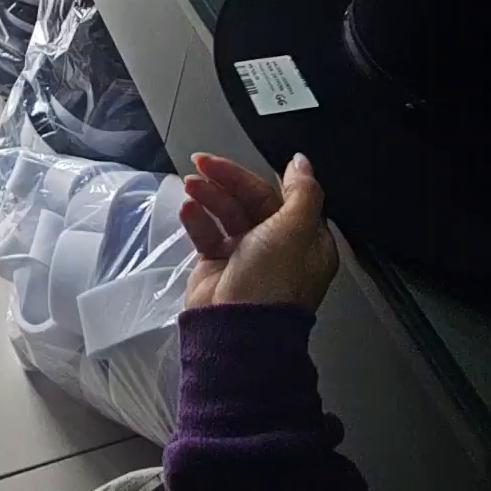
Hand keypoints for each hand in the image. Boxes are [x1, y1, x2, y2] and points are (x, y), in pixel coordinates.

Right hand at [180, 153, 337, 311]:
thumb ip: (303, 192)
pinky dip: (196, 219)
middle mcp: (276, 244)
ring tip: (190, 185)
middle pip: (249, 200)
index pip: (280, 196)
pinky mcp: (216, 262)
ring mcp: (244, 254)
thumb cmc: (272, 280)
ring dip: (208, 195)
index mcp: (303, 239)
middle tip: (201, 163)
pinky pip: (206, 232)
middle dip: (226, 180)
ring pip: (225, 213)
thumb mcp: (295, 231)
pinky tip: (187, 210)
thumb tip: (303, 161)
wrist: (237, 329)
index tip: (230, 161)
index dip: (254, 177)